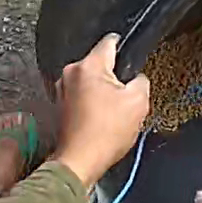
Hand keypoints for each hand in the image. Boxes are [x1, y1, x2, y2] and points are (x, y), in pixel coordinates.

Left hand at [51, 33, 149, 189]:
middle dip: (114, 75)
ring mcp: (62, 89)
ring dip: (102, 90)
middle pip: (99, 63)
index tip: (131, 50)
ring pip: (90, 80)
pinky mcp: (60, 104)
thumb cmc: (107, 131)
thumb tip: (136, 78)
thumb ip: (141, 81)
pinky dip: (92, 101)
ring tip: (114, 110)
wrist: (80, 160)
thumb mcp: (138, 102)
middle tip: (126, 93)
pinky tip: (102, 117)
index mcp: (88, 66)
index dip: (124, 44)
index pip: (109, 42)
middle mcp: (70, 73)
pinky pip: (81, 94)